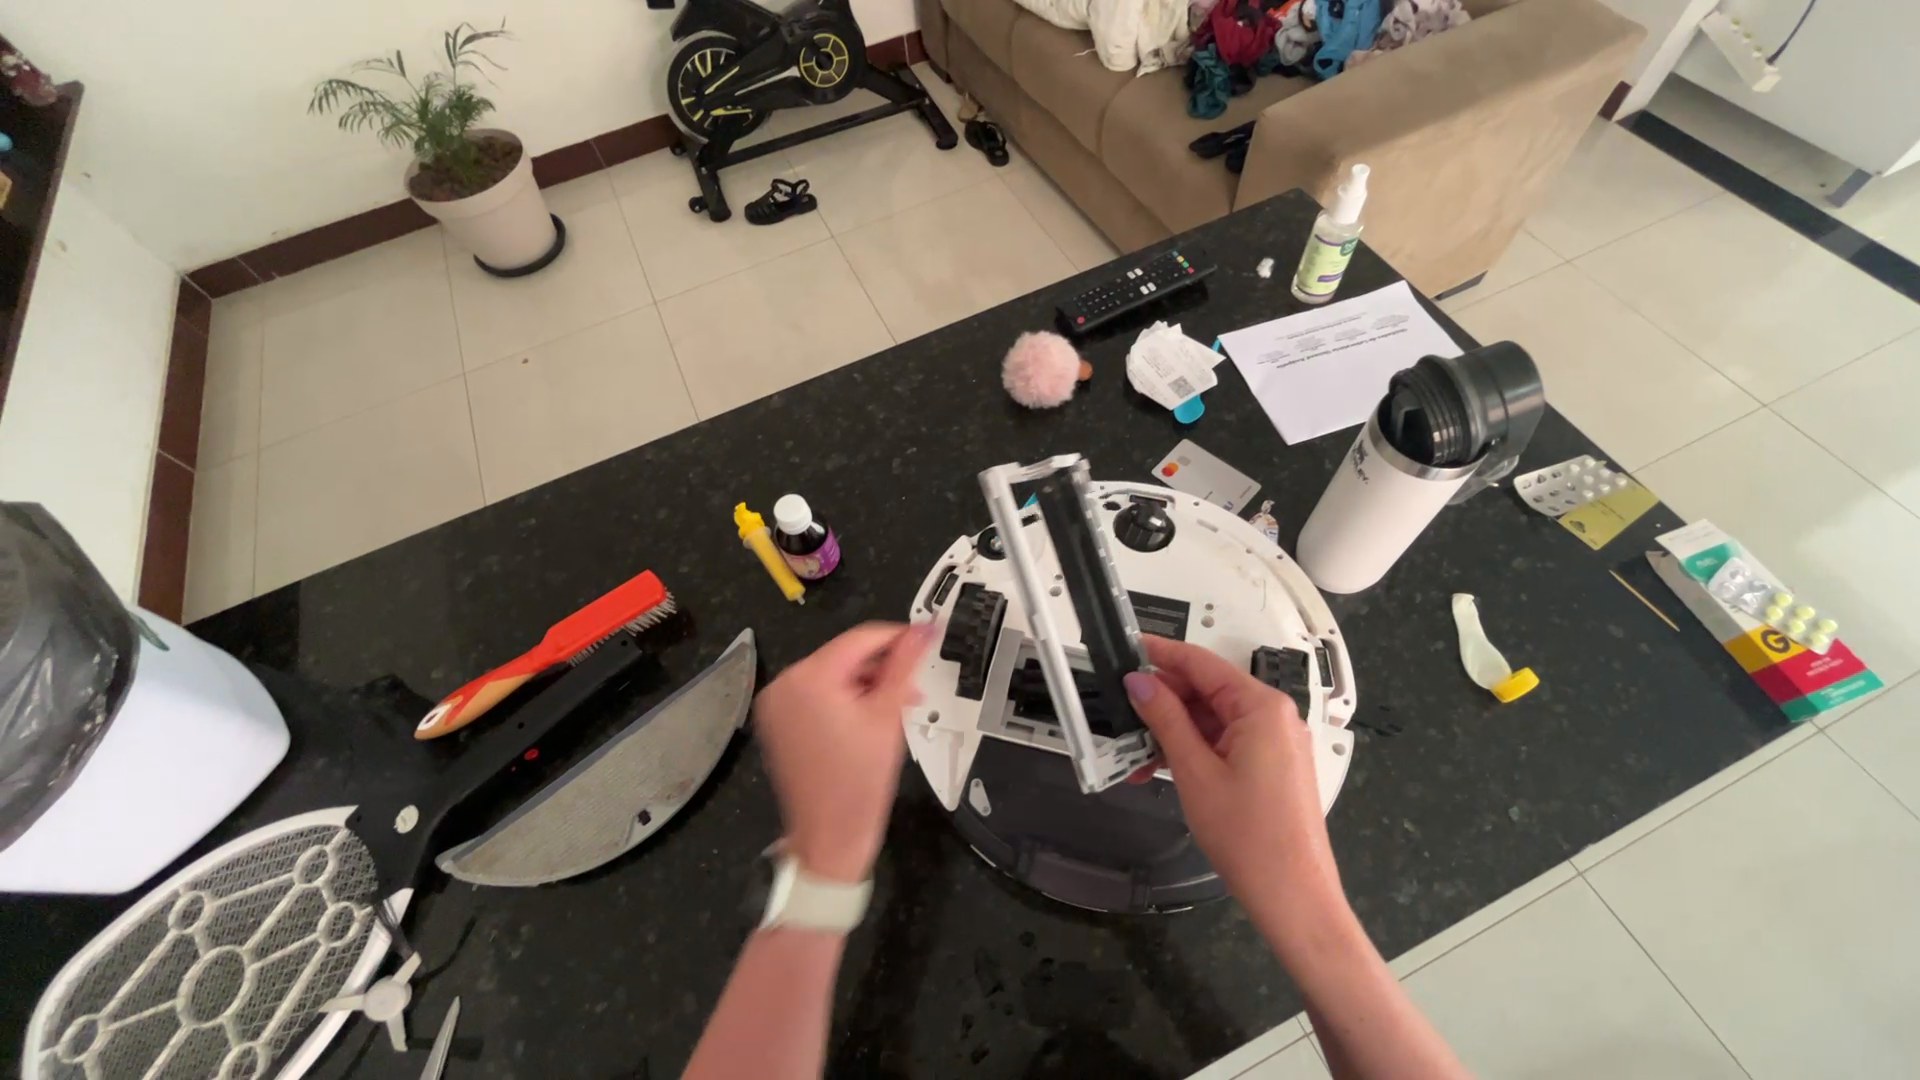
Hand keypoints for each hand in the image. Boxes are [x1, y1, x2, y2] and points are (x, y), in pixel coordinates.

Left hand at [752, 622, 935, 883]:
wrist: (829, 838)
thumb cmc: (859, 783)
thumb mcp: (889, 715)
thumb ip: (905, 664)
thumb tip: (923, 630)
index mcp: (810, 677)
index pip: (861, 638)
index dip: (898, 637)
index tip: (925, 640)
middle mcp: (785, 684)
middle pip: (845, 656)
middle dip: (882, 668)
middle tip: (912, 688)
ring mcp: (777, 704)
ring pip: (833, 675)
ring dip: (866, 685)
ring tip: (895, 707)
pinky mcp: (778, 722)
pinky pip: (817, 695)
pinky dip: (843, 699)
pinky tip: (868, 719)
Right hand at [1123, 636, 1341, 918]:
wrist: (1294, 899)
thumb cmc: (1248, 836)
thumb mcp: (1195, 771)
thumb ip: (1165, 719)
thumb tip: (1138, 682)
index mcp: (1262, 707)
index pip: (1201, 663)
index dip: (1160, 654)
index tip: (1127, 648)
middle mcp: (1273, 717)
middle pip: (1205, 691)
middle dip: (1161, 704)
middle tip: (1121, 714)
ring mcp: (1274, 742)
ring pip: (1210, 720)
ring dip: (1171, 734)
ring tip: (1133, 757)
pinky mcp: (1271, 765)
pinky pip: (1223, 743)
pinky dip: (1192, 752)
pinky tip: (1159, 770)